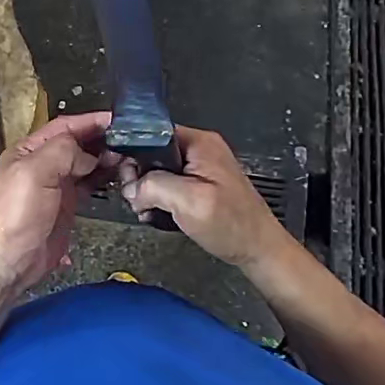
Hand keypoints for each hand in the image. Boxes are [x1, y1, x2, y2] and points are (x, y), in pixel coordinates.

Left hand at [0, 112, 117, 293]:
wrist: (8, 263)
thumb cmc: (14, 216)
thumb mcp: (34, 174)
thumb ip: (62, 153)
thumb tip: (89, 154)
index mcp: (27, 151)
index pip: (63, 127)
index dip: (90, 121)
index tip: (118, 119)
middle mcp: (40, 165)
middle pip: (76, 144)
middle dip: (102, 140)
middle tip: (131, 141)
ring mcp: (53, 186)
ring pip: (84, 164)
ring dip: (105, 160)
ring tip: (130, 159)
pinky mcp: (65, 207)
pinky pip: (87, 186)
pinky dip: (103, 180)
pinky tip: (118, 178)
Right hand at [118, 126, 293, 266]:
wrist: (258, 252)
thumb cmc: (234, 225)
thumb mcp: (189, 200)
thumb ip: (153, 185)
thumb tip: (130, 187)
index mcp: (199, 143)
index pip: (150, 133)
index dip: (132, 151)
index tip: (125, 174)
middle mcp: (197, 150)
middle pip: (149, 152)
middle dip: (137, 176)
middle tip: (138, 198)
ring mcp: (197, 168)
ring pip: (153, 171)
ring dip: (145, 191)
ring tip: (148, 209)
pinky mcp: (195, 185)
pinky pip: (164, 185)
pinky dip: (155, 199)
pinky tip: (156, 213)